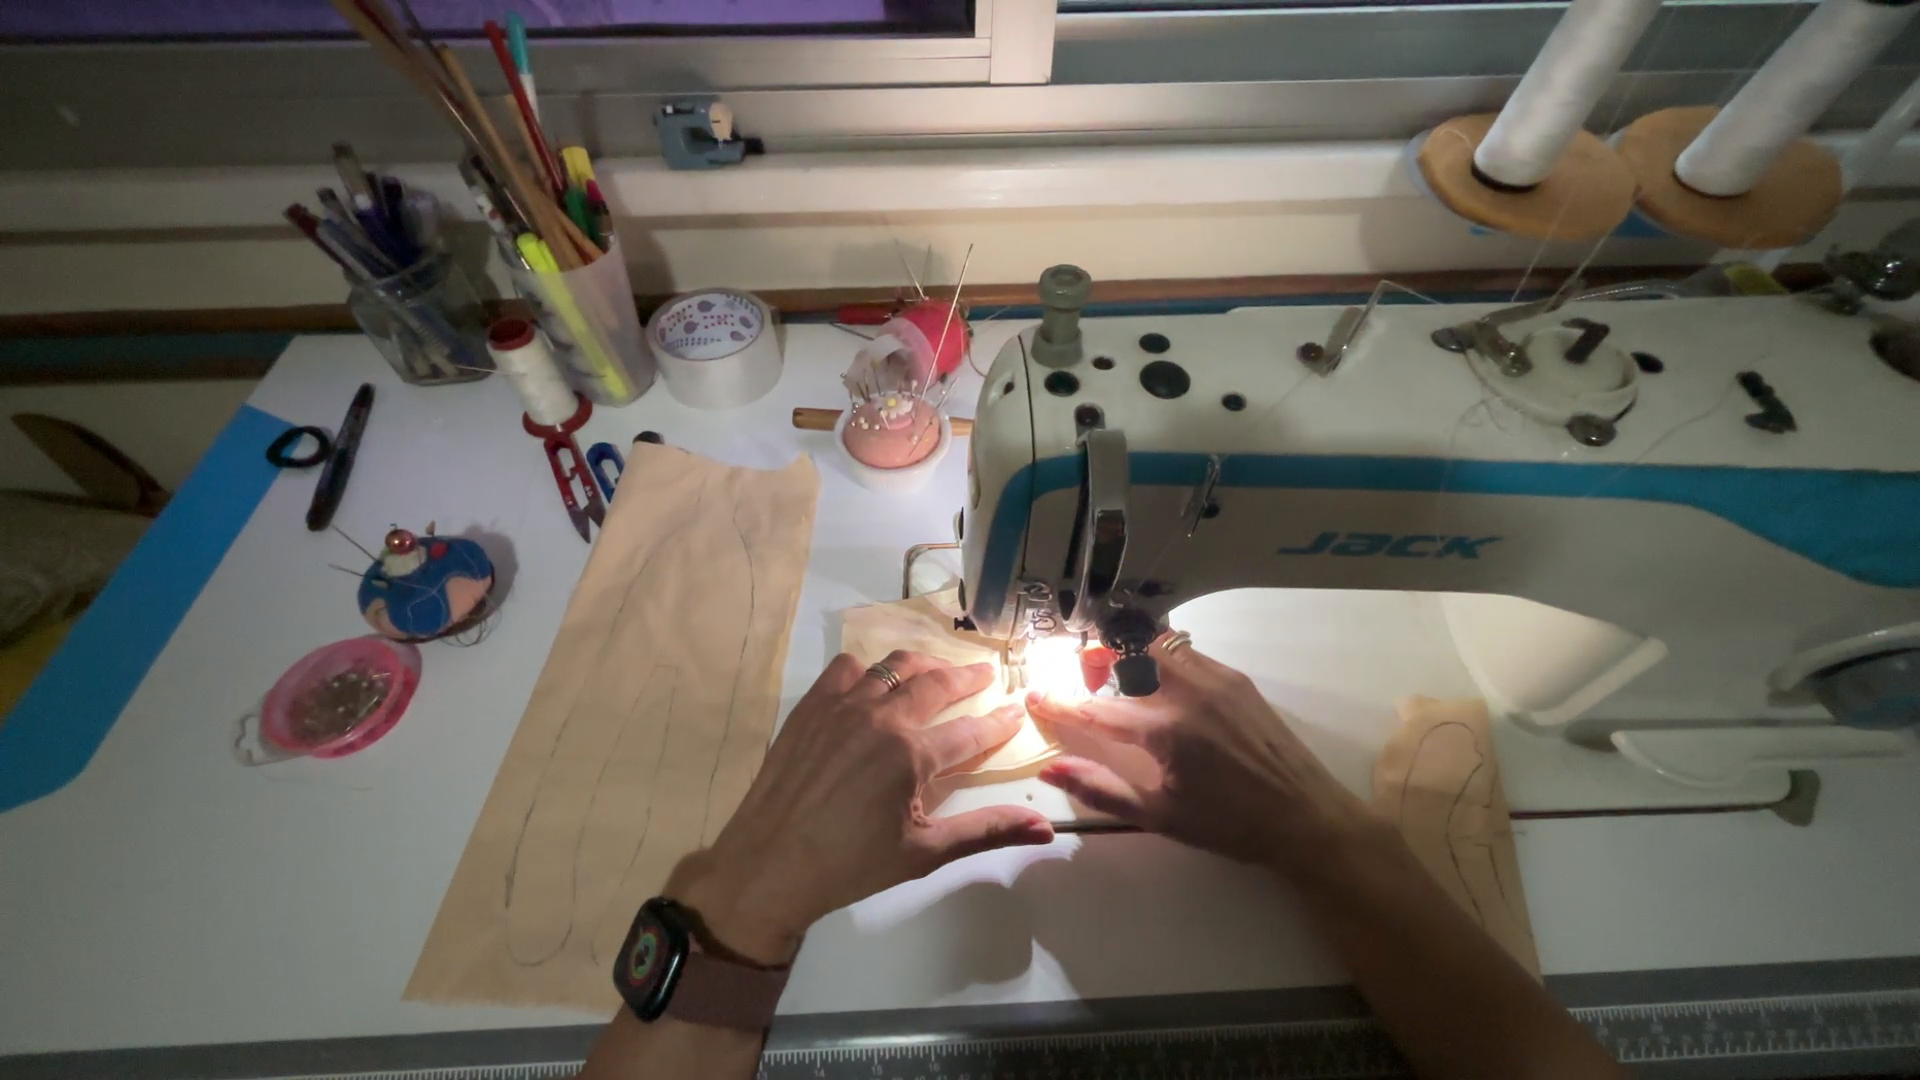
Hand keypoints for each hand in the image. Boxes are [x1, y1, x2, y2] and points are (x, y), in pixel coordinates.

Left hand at [669, 651, 1053, 964]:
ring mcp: (843, 705)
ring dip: (923, 665)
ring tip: (937, 670)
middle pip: (937, 683)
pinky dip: (867, 669)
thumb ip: (986, 831)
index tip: (1015, 712)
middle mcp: (882, 718)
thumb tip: (1046, 828)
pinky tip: (873, 683)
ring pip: (894, 666)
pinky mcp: (812, 704)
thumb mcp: (925, 853)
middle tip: (985, 673)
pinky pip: (847, 667)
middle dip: (968, 677)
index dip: (998, 722)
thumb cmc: (852, 864)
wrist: (769, 864)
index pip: (971, 731)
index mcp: (913, 755)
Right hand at [1027, 634, 1374, 873]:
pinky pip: (1189, 653)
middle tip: (1090, 678)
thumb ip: (1101, 789)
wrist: (1306, 818)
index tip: (1036, 695)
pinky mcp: (1238, 679)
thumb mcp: (1160, 815)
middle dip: (1100, 659)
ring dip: (1133, 653)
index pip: (1096, 709)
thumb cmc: (1228, 824)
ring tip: (1125, 678)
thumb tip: (1051, 768)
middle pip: (1129, 652)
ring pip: (1160, 645)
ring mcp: (1217, 679)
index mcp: (1166, 730)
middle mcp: (1188, 692)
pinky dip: (1165, 659)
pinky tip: (1167, 687)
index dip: (1061, 703)